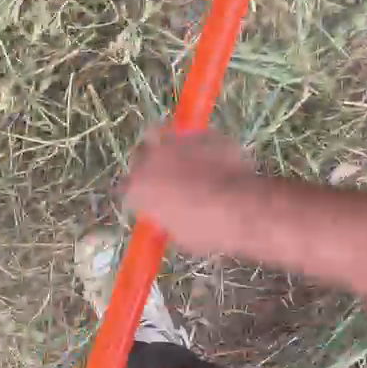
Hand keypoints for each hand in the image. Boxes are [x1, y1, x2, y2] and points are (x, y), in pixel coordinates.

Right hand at [115, 129, 264, 254]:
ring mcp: (175, 143)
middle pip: (140, 154)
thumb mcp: (176, 233)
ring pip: (162, 135)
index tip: (149, 198)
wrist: (241, 207)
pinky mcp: (203, 134)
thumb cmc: (205, 229)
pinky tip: (212, 156)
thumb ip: (165, 216)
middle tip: (164, 173)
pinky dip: (201, 145)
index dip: (138, 191)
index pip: (125, 187)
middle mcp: (149, 161)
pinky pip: (196, 136)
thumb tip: (169, 214)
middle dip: (149, 162)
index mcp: (137, 189)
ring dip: (169, 144)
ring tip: (184, 157)